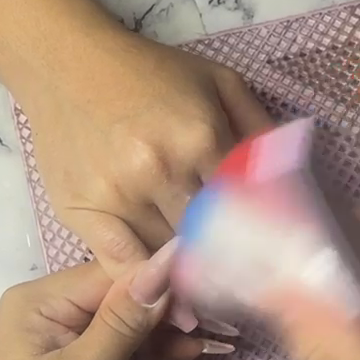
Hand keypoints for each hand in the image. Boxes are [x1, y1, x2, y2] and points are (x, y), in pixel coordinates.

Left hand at [0, 244, 224, 359]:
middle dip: (169, 309)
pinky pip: (118, 344)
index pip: (111, 272)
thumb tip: (167, 261)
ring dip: (166, 332)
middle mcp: (47, 308)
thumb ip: (126, 319)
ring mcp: (60, 336)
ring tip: (220, 340)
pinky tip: (190, 353)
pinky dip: (150, 351)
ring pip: (124, 319)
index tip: (208, 304)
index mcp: (38, 299)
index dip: (160, 286)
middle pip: (120, 292)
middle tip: (222, 324)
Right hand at [19, 30, 272, 279]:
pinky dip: (143, 283)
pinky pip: (119, 263)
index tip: (270, 265)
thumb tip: (293, 180)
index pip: (244, 210)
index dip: (258, 240)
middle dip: (223, 262)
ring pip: (164, 257)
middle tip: (241, 286)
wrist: (66, 64)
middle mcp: (160, 171)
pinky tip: (160, 293)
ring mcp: (117, 194)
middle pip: (205, 239)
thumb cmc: (146, 72)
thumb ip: (258, 128)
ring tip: (202, 295)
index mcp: (200, 138)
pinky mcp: (82, 210)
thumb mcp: (218, 82)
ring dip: (184, 275)